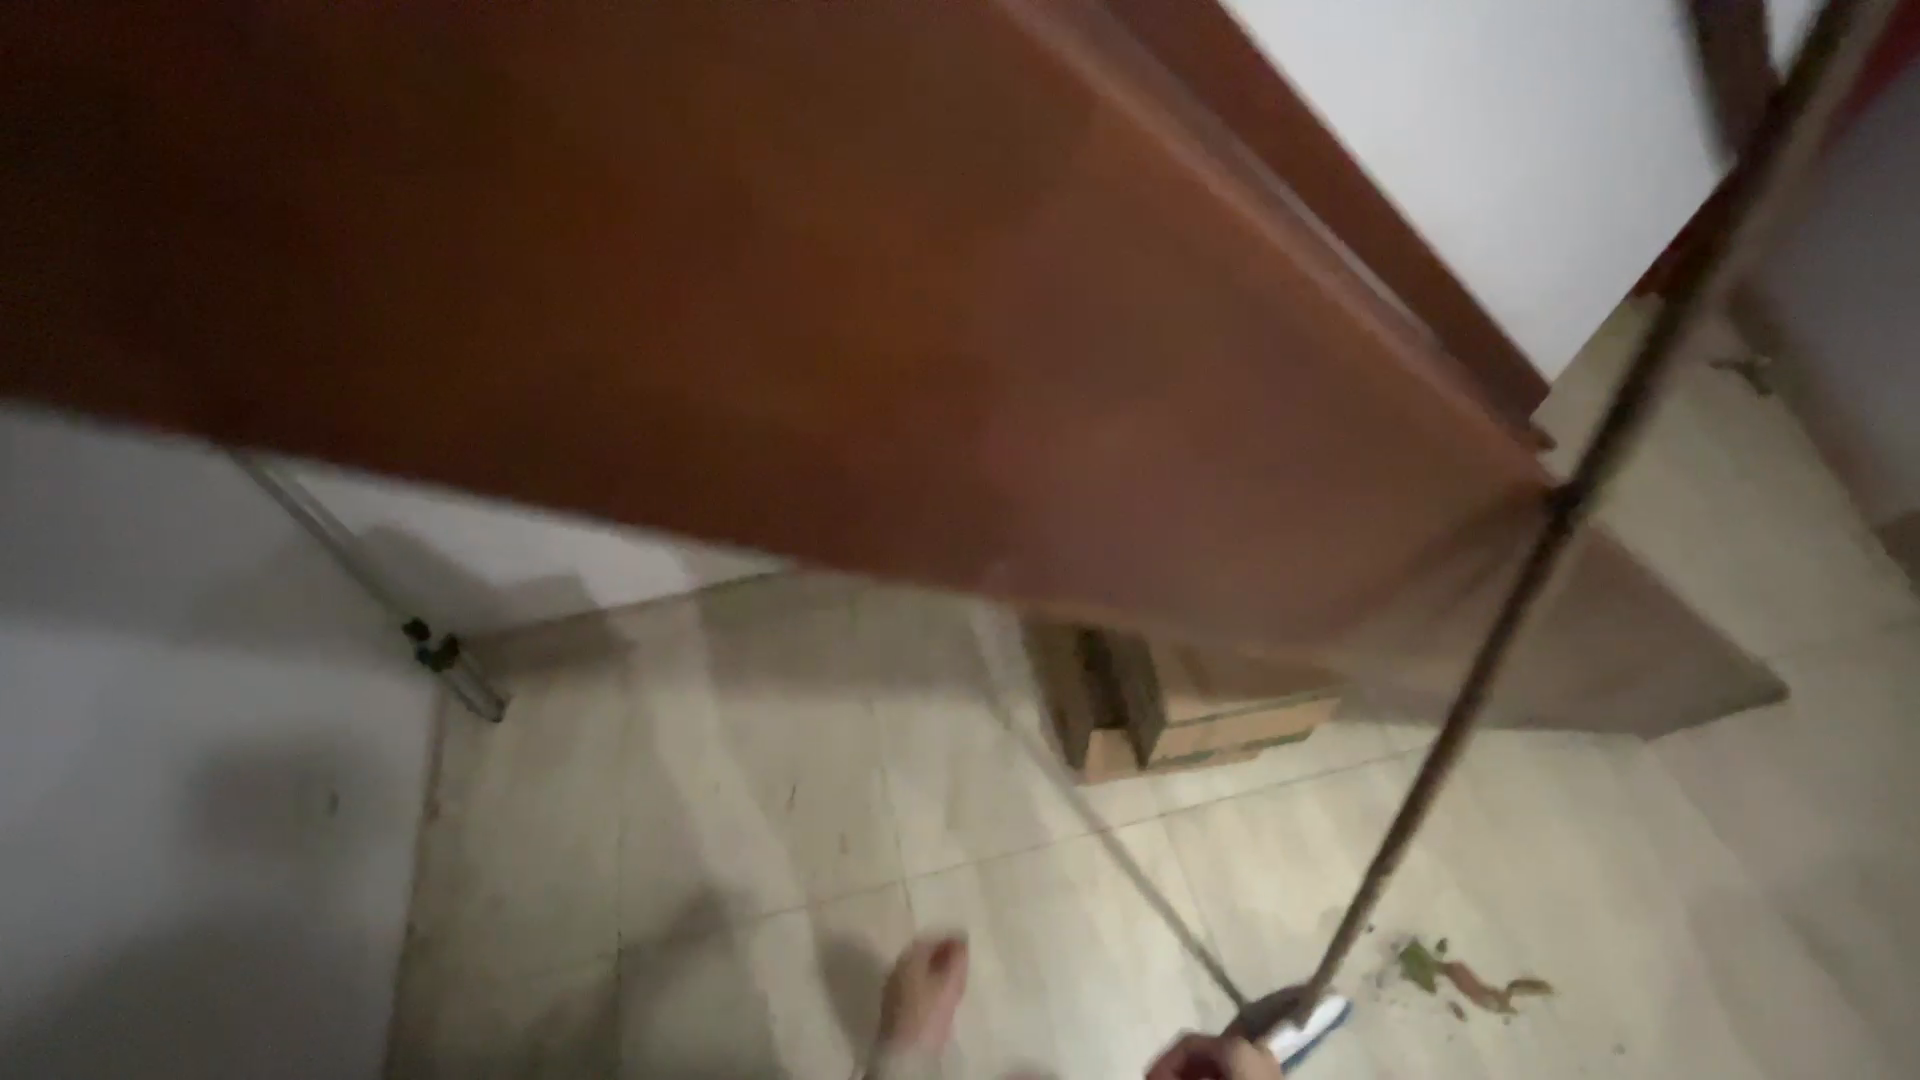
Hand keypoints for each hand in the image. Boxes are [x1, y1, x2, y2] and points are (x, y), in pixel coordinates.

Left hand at [877, 934, 969, 1053]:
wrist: (906, 1053)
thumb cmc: (929, 1011)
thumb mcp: (950, 982)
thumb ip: (957, 957)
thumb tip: (961, 938)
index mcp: (909, 957)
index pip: (928, 939)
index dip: (947, 939)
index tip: (964, 944)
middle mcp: (897, 968)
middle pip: (920, 955)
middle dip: (940, 956)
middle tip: (960, 962)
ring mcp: (892, 989)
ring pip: (916, 973)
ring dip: (933, 973)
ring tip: (952, 981)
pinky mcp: (892, 1010)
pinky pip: (913, 989)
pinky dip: (927, 988)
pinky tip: (938, 999)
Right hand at [1145, 1033, 1283, 1079]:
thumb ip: (1173, 1077)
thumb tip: (1155, 1075)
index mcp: (1236, 1045)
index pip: (1188, 1042)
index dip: (1163, 1061)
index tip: (1147, 1078)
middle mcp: (1253, 1047)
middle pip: (1205, 1053)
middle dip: (1180, 1070)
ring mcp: (1267, 1066)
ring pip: (1221, 1066)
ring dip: (1196, 1077)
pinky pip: (1236, 1075)